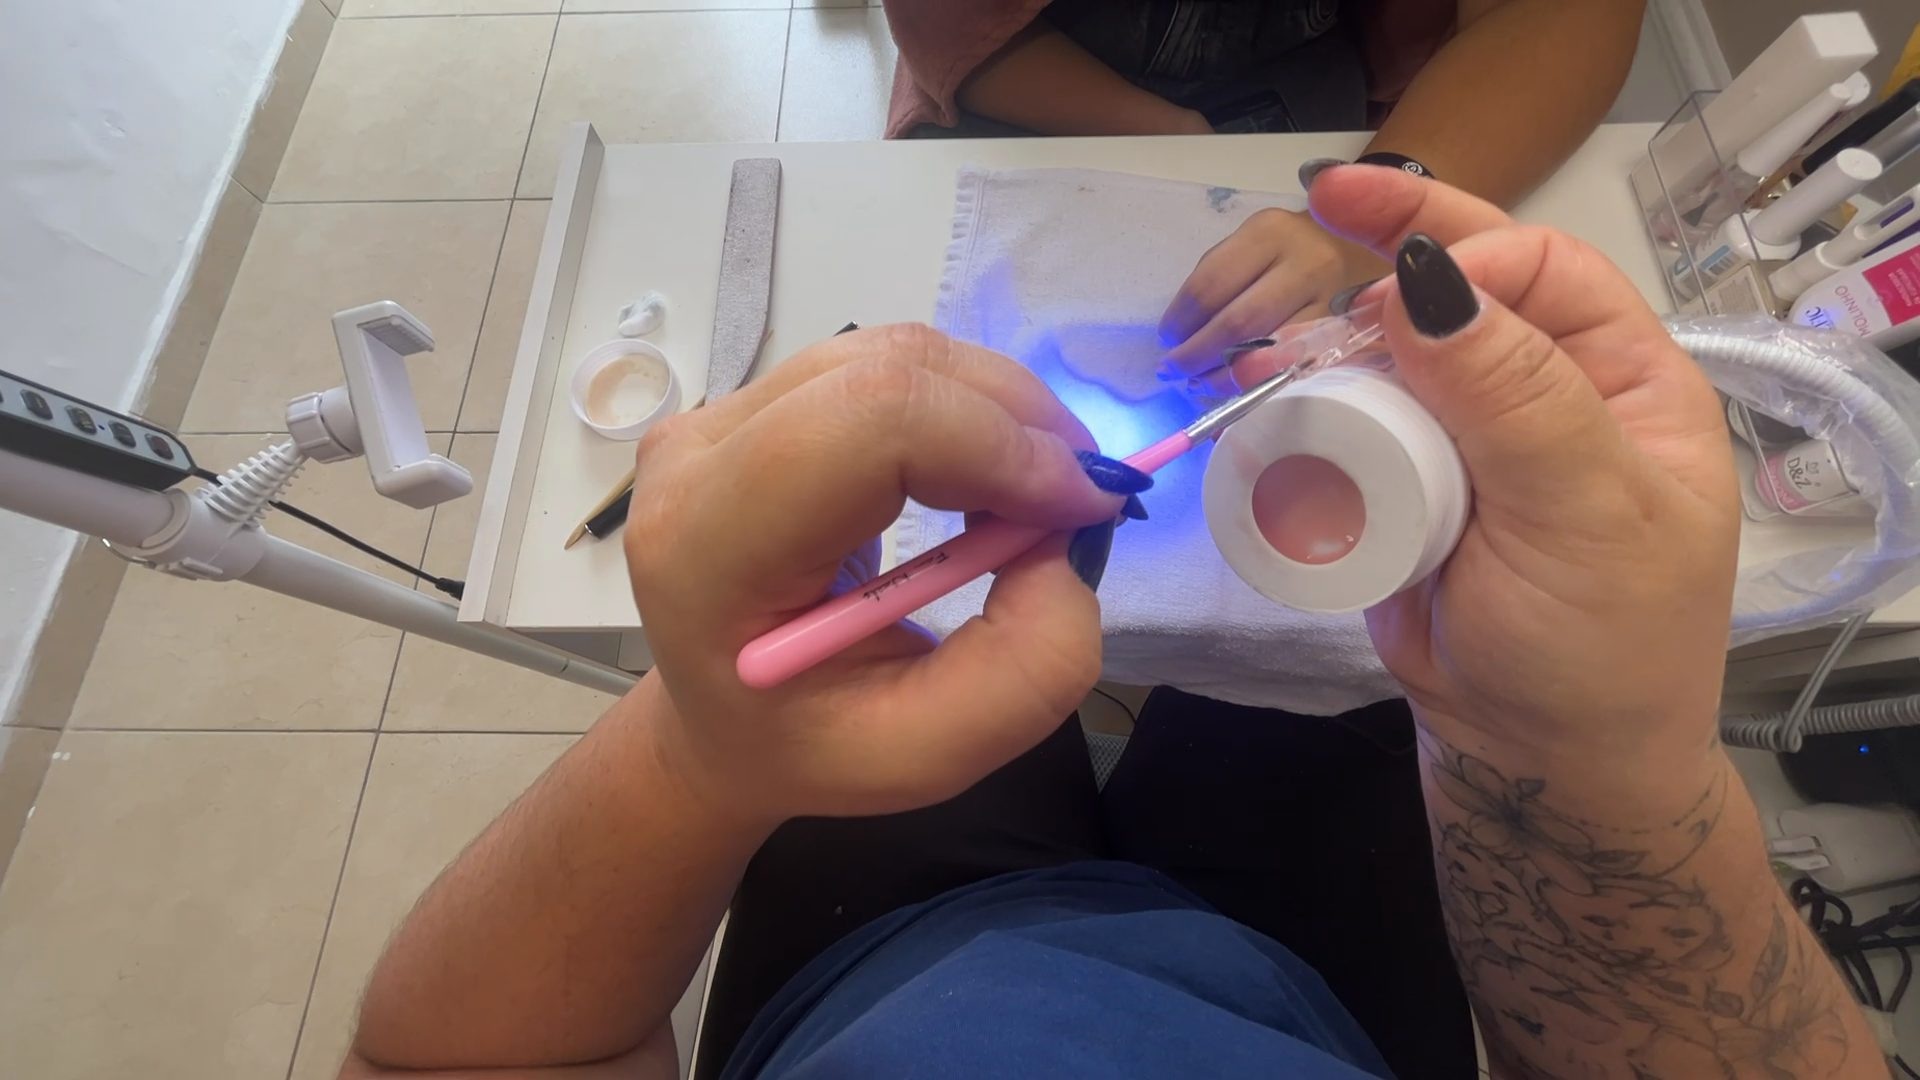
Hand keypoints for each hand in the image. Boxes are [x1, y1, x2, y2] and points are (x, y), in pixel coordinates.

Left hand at [623, 325, 1125, 823]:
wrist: (718, 719)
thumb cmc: (805, 747)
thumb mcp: (925, 755)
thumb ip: (1026, 669)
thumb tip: (1067, 540)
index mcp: (712, 545)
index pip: (870, 425)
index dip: (999, 446)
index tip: (1086, 507)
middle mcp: (699, 454)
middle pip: (887, 370)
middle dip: (1016, 419)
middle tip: (1081, 495)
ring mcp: (719, 416)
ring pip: (893, 354)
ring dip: (994, 407)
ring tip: (1038, 486)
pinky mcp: (754, 406)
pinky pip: (879, 368)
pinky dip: (960, 404)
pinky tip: (983, 466)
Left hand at [1159, 207, 1389, 379]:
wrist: (1357, 248)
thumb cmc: (1283, 252)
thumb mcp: (1249, 246)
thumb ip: (1214, 283)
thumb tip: (1178, 337)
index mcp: (1267, 235)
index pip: (1208, 287)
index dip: (1179, 321)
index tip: (1166, 339)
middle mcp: (1304, 264)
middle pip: (1236, 324)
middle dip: (1195, 355)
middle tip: (1172, 369)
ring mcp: (1328, 302)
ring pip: (1263, 352)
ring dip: (1220, 375)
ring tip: (1196, 381)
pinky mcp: (1341, 334)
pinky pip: (1287, 367)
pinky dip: (1251, 381)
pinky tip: (1231, 383)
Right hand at [1308, 166, 1740, 764]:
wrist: (1523, 739)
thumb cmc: (1592, 636)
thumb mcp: (1581, 513)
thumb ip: (1515, 396)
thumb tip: (1425, 281)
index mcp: (1611, 380)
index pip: (1539, 273)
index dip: (1465, 258)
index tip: (1389, 296)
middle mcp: (1524, 395)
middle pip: (1450, 293)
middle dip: (1382, 250)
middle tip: (1316, 208)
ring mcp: (1446, 442)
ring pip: (1378, 363)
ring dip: (1320, 341)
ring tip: (1265, 351)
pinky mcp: (1385, 485)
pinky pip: (1338, 427)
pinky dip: (1294, 409)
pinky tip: (1256, 400)